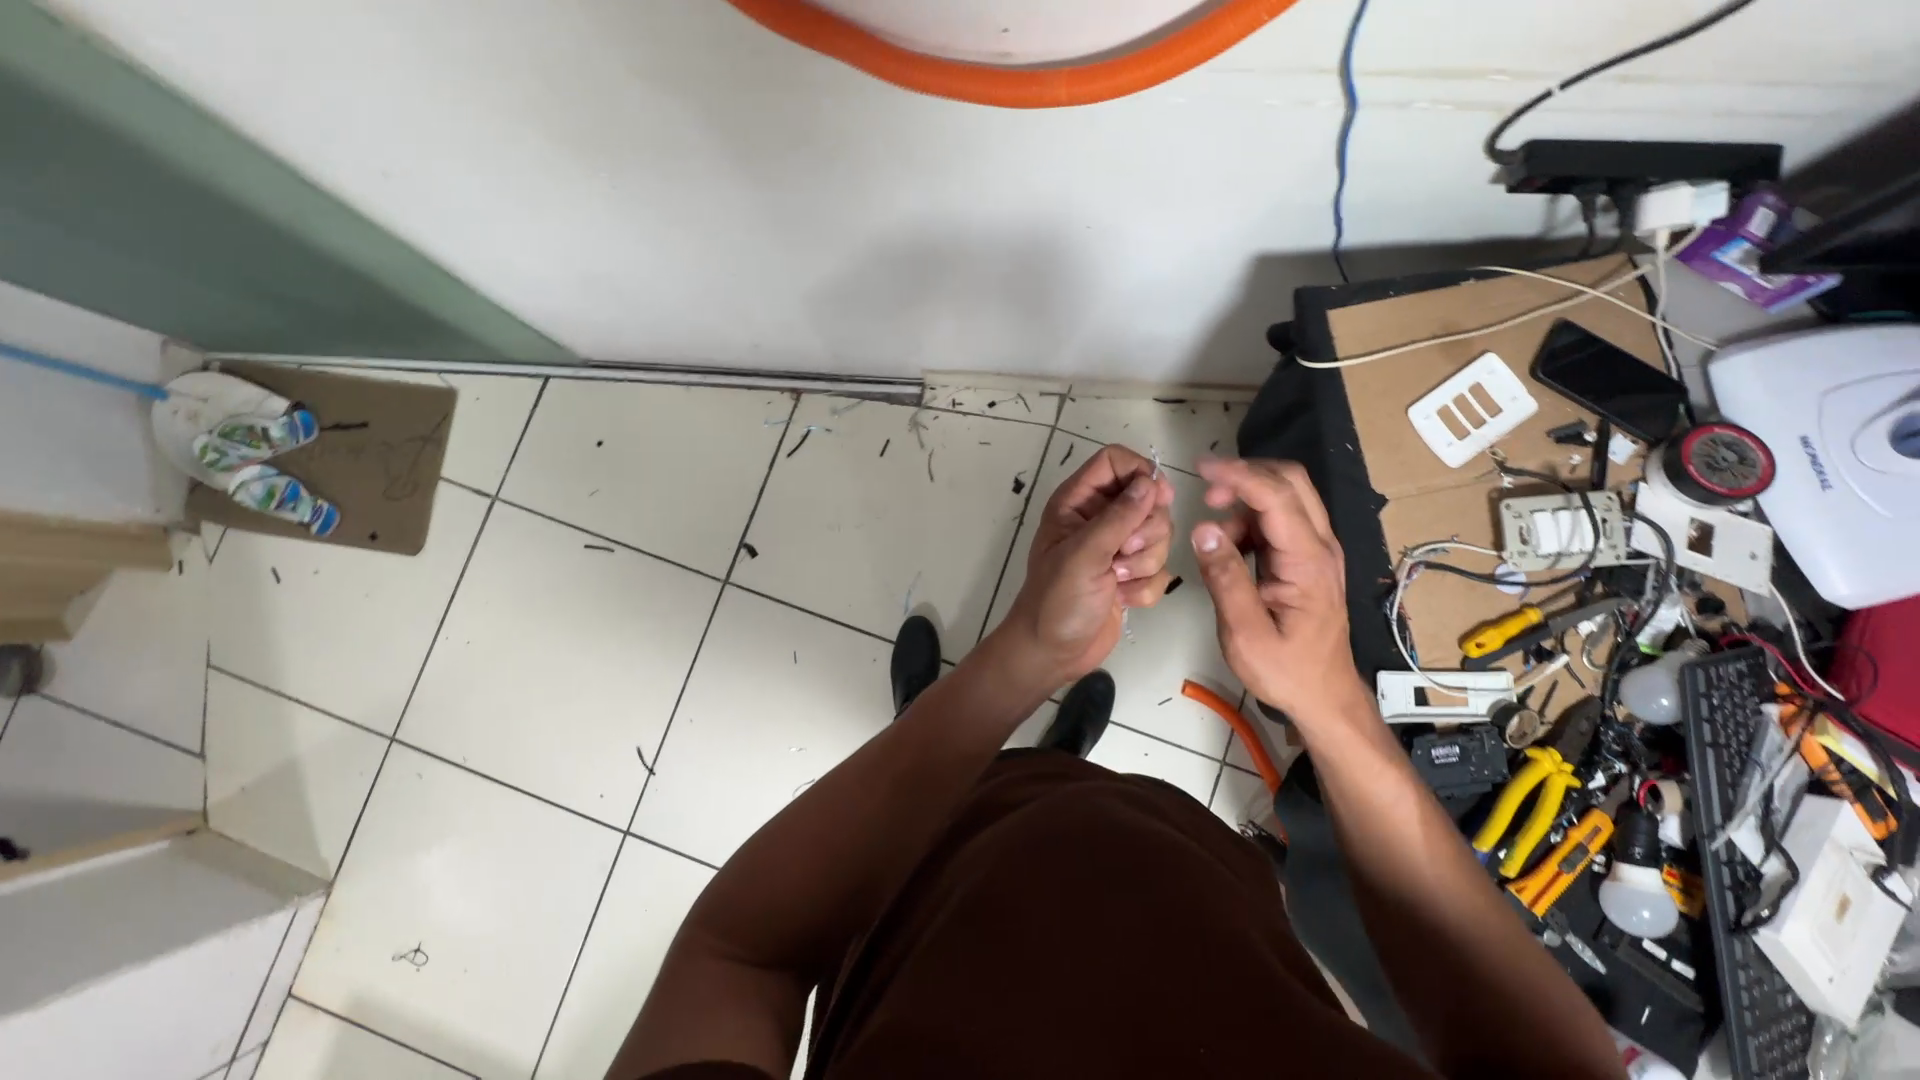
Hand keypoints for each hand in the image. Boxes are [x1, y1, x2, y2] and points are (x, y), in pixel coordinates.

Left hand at [993, 445, 1176, 684]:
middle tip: (1122, 554)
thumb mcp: (1083, 554)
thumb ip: (1118, 517)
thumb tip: (1151, 482)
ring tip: (1116, 580)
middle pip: (1148, 499)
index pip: (1115, 461)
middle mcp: (1099, 519)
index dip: (1140, 473)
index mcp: (1077, 503)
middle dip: (1146, 531)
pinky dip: (1145, 587)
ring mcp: (1117, 548)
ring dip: (1144, 563)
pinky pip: (1160, 569)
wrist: (1052, 652)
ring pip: (1159, 536)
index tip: (1157, 498)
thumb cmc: (1056, 600)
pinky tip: (1121, 599)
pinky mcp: (1131, 576)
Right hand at [1188, 459, 1367, 722]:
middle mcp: (1320, 546)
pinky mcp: (1308, 560)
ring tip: (1214, 536)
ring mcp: (1317, 551)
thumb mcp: (1244, 632)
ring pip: (1286, 497)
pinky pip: (1281, 520)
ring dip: (1246, 501)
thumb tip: (1204, 530)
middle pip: (1290, 482)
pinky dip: (1251, 520)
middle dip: (1246, 475)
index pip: (1275, 497)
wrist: (1324, 696)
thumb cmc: (1285, 671)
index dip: (1238, 475)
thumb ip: (1225, 578)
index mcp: (1308, 561)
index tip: (1201, 468)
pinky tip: (1230, 549)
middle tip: (1206, 491)